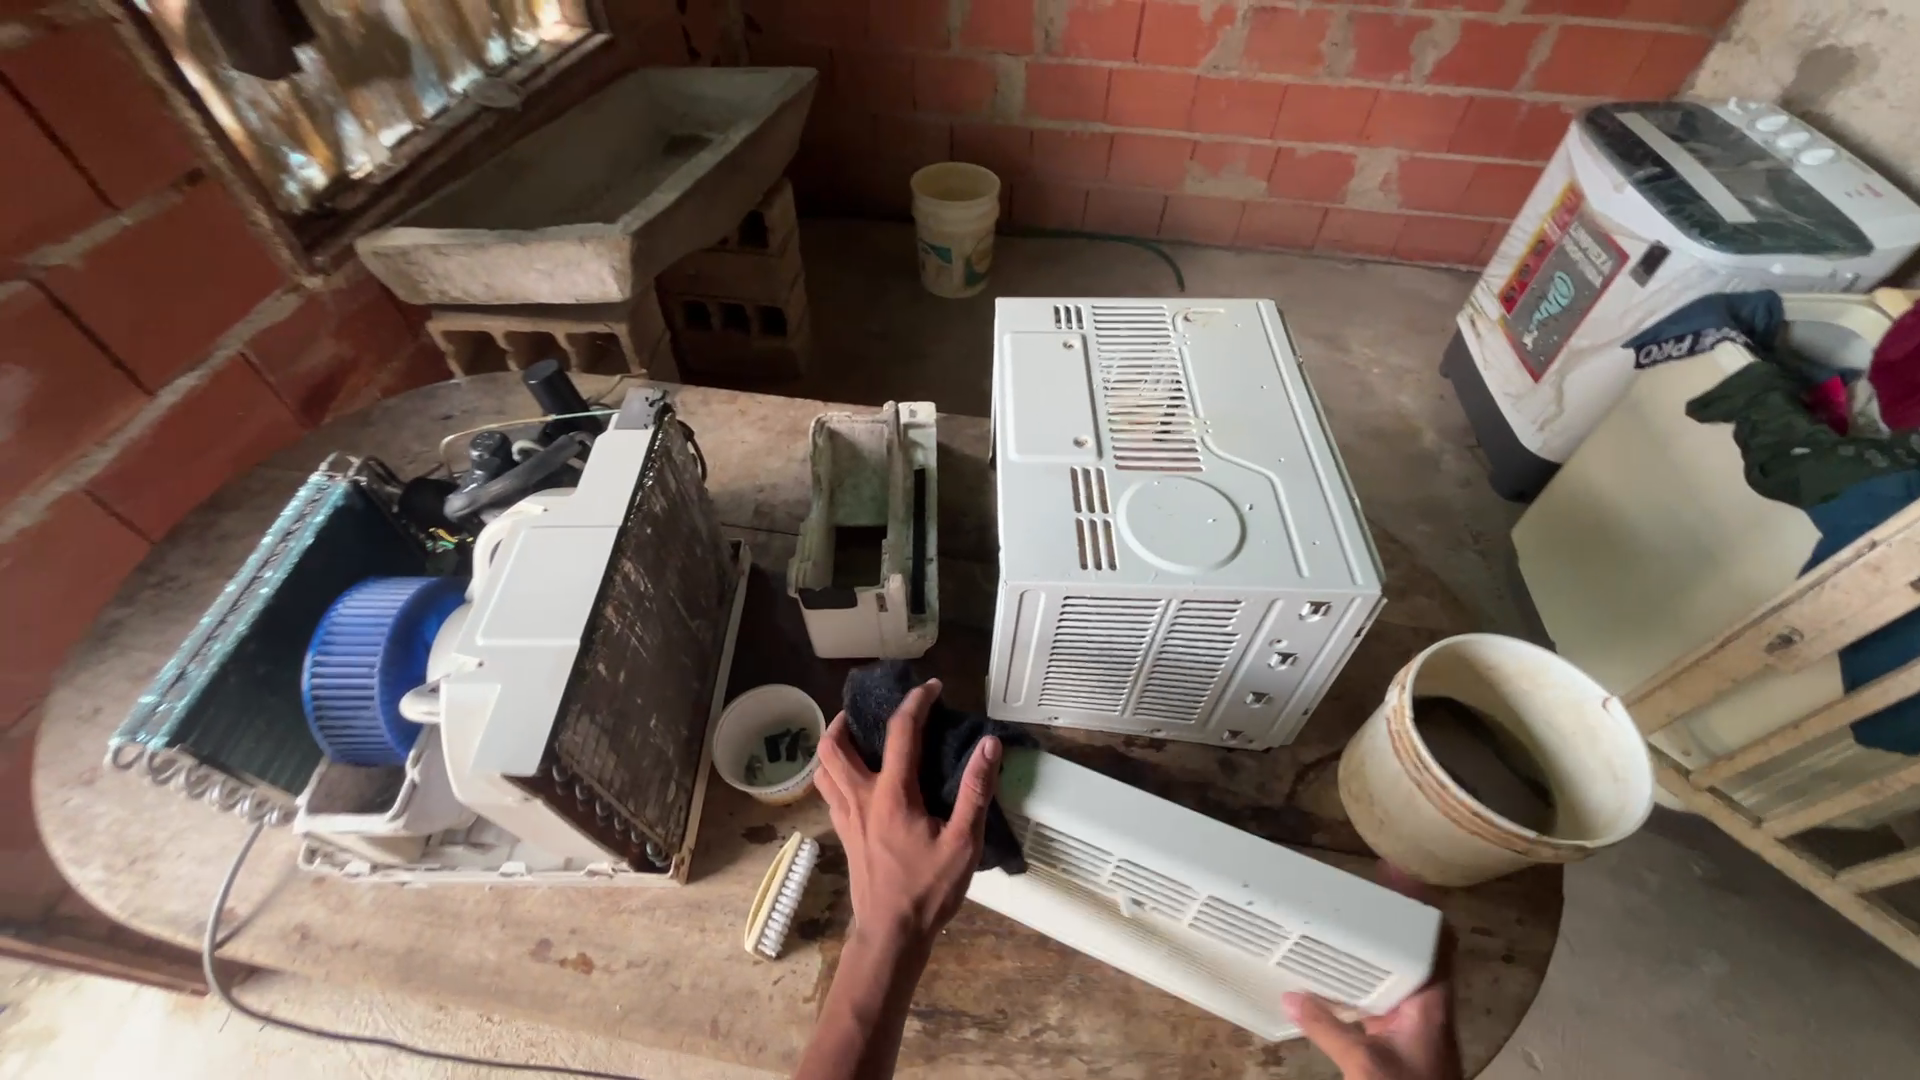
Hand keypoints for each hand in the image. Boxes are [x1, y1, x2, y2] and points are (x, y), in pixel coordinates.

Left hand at [814, 679, 1001, 951]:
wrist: (890, 936)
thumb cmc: (928, 890)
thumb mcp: (964, 843)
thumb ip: (975, 791)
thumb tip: (988, 745)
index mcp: (892, 794)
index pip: (900, 732)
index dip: (916, 702)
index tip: (932, 686)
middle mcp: (860, 798)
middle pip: (833, 745)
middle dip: (846, 717)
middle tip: (871, 709)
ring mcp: (845, 817)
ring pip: (823, 768)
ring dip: (834, 744)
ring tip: (856, 735)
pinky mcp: (843, 833)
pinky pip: (828, 791)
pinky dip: (835, 771)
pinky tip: (857, 776)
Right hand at [1282, 865, 1458, 1079]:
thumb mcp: (1365, 1067)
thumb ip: (1327, 1029)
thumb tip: (1290, 994)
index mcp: (1431, 1004)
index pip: (1438, 944)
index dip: (1421, 907)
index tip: (1394, 876)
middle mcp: (1427, 1006)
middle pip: (1416, 948)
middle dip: (1391, 916)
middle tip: (1358, 886)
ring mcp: (1415, 1022)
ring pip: (1400, 968)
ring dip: (1379, 942)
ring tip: (1344, 914)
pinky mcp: (1400, 1037)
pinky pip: (1383, 989)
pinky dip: (1365, 969)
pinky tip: (1338, 964)